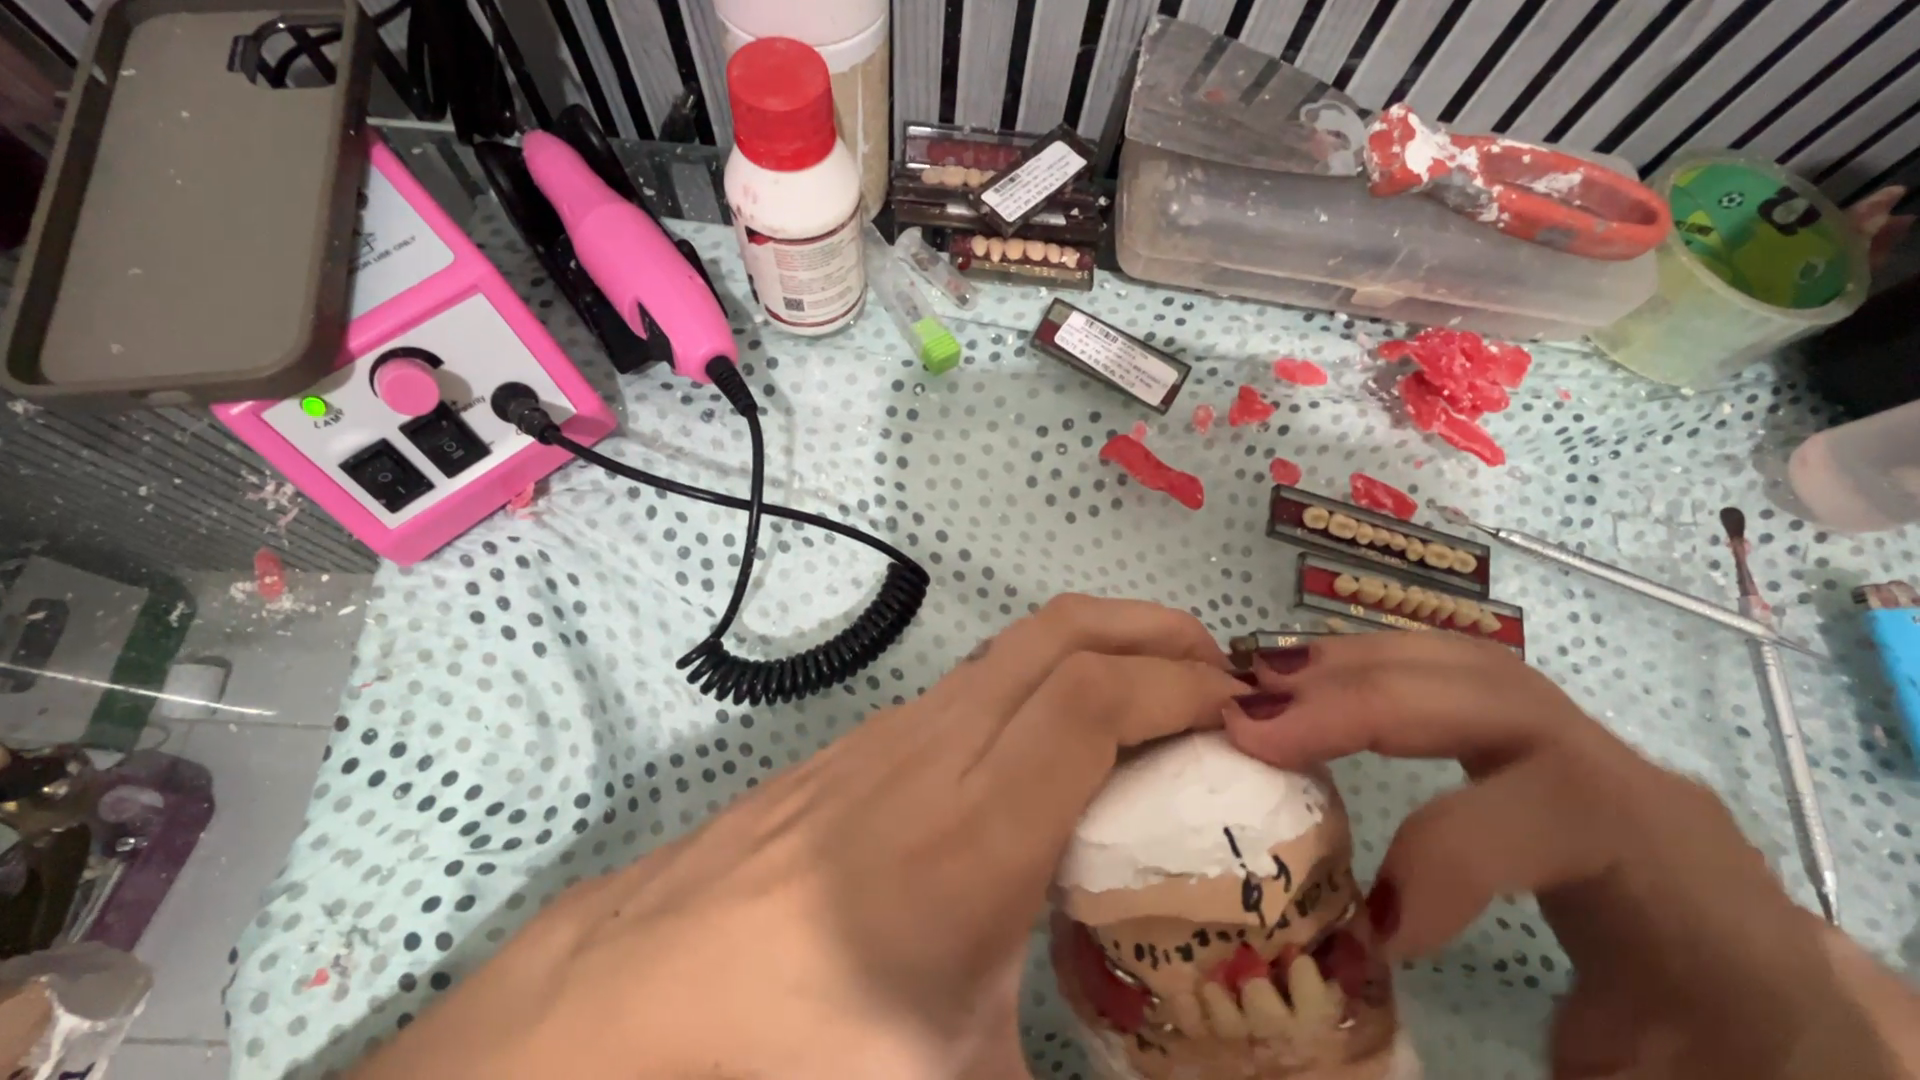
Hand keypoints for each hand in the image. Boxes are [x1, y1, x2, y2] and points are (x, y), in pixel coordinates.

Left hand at [348, 596, 1249, 1079]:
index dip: (1176, 683)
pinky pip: (974, 684)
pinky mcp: (857, 747)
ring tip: (1158, 692)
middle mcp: (934, 757)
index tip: (1244, 702)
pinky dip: (1043, 678)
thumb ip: (1070, 1077)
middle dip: (1152, 631)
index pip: (1091, 701)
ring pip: (1013, 649)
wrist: (633, 999)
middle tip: (1222, 671)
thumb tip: (1175, 1063)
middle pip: (1056, 637)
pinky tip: (1054, 741)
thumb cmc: (799, 1047)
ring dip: (1098, 646)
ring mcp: (887, 740)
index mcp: (973, 839)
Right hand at [1227, 631, 1911, 1078]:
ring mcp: (1590, 749)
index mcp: (1679, 873)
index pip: (1565, 808)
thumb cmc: (1707, 1048)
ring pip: (1472, 668)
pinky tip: (1313, 683)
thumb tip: (1367, 999)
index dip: (1450, 848)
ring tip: (1260, 683)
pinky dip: (1374, 669)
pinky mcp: (1544, 744)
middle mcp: (1636, 783)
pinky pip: (1458, 681)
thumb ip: (1535, 1047)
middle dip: (1366, 703)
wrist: (1771, 1009)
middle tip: (1251, 724)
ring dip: (1357, 665)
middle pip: (1501, 698)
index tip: (1367, 925)